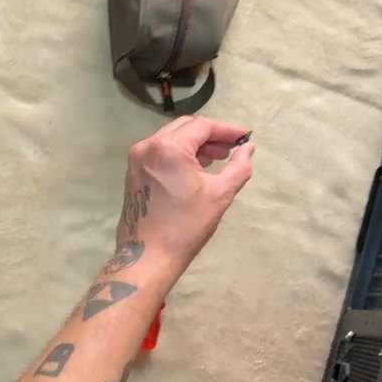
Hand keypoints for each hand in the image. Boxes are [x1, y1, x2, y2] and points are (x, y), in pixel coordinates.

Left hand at [117, 116, 255, 271]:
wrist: (148, 255)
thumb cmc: (186, 225)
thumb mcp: (220, 194)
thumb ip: (239, 166)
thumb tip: (248, 148)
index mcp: (168, 148)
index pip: (202, 126)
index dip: (226, 129)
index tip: (244, 137)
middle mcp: (148, 145)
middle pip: (185, 127)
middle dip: (210, 134)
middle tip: (231, 149)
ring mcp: (137, 157)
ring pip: (172, 137)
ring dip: (195, 143)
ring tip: (216, 158)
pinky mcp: (133, 169)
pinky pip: (160, 150)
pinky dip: (179, 152)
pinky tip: (195, 167)